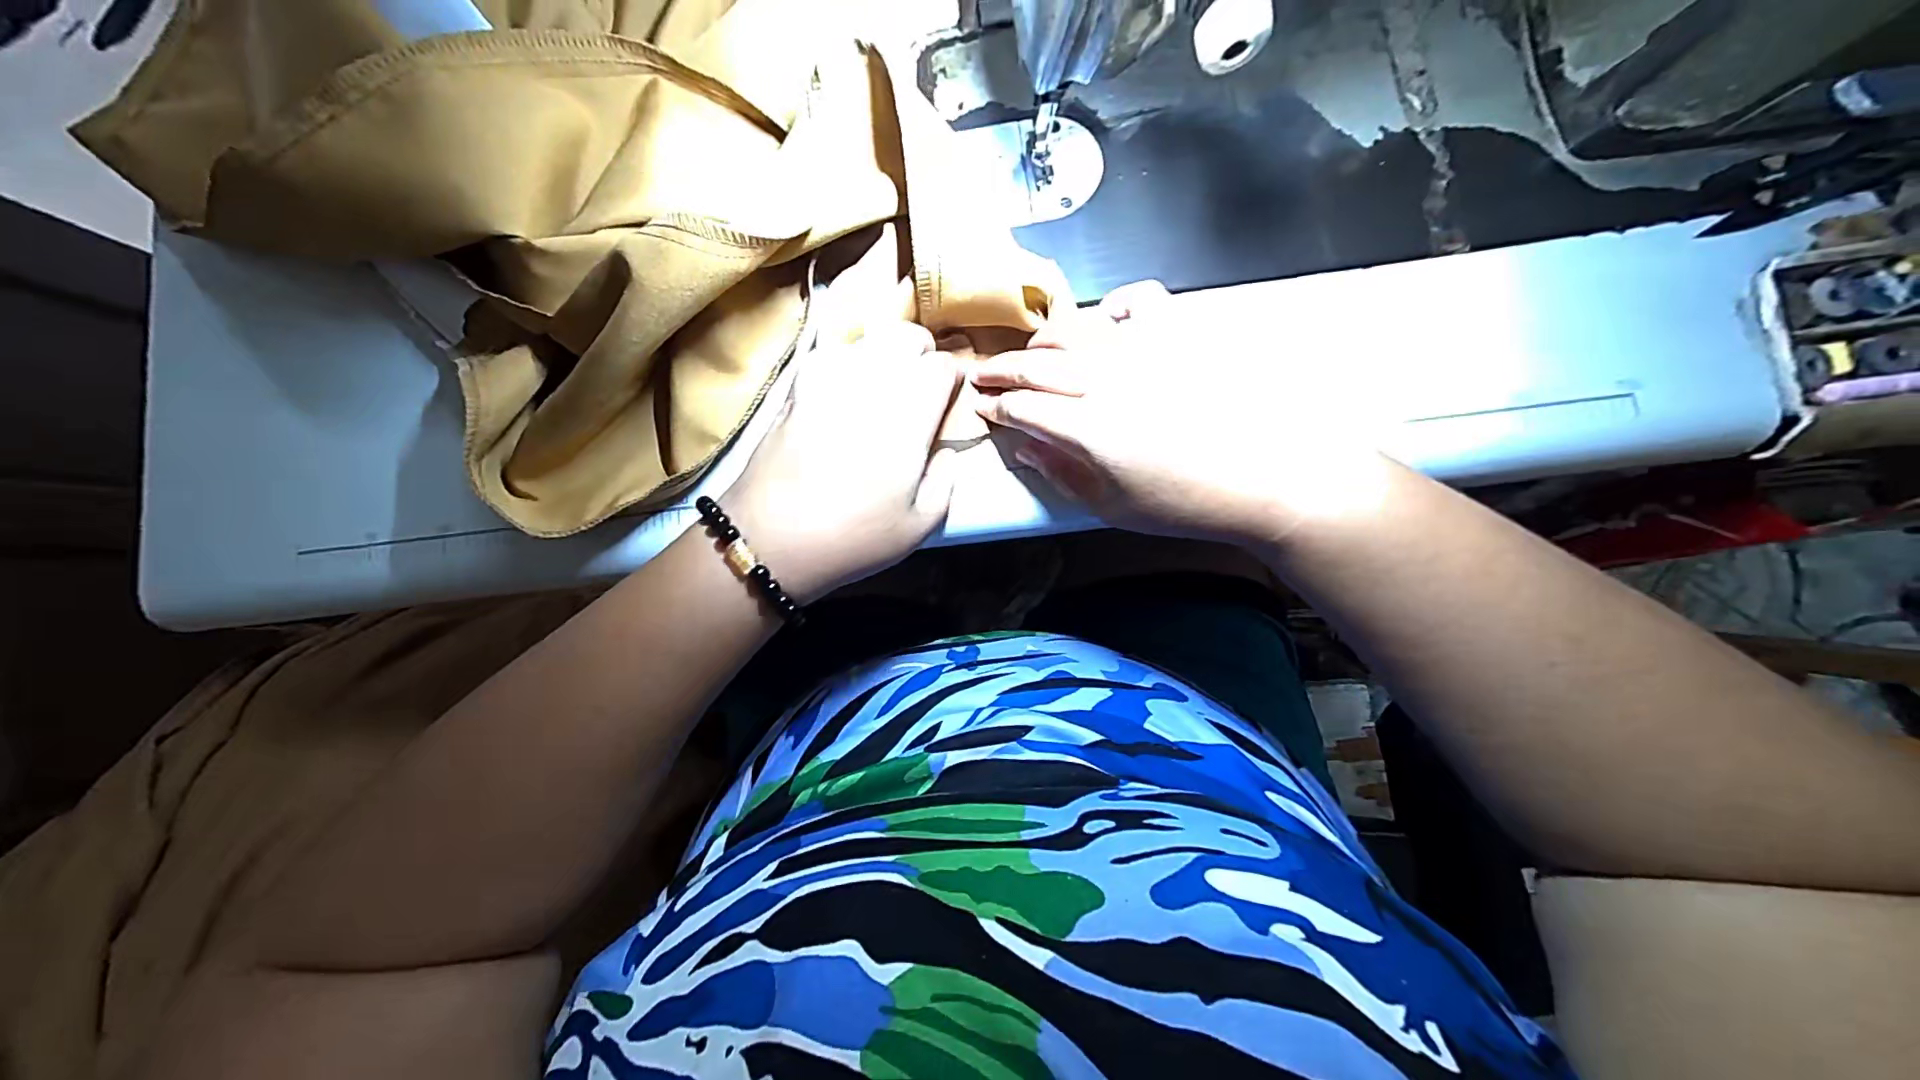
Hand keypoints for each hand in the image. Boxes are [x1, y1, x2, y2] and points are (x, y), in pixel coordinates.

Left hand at [724, 323, 961, 602]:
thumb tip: (944, 452)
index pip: (943, 365)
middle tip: (921, 387)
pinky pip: (830, 354)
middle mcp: (871, 380)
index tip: (949, 400)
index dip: (952, 379)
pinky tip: (843, 393)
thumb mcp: (919, 524)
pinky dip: (846, 363)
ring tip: (882, 388)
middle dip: (922, 355)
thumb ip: (944, 480)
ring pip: (868, 339)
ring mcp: (828, 376)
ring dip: (884, 355)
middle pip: (907, 336)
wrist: (770, 537)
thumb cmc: (852, 536)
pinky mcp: (796, 385)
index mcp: (910, 412)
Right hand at [972, 281, 1393, 548]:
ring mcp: (1142, 350)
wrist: (1262, 482)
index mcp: (1085, 427)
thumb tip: (1026, 447)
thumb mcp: (1111, 505)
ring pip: (1073, 328)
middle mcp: (1105, 379)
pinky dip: (1113, 305)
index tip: (983, 408)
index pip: (1021, 406)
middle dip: (1001, 367)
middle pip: (1035, 362)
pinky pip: (1136, 300)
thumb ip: (1061, 472)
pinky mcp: (1177, 336)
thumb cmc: (1184, 504)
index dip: (995, 406)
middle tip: (985, 373)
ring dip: (1043, 339)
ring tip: (1033, 352)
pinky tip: (1106, 320)